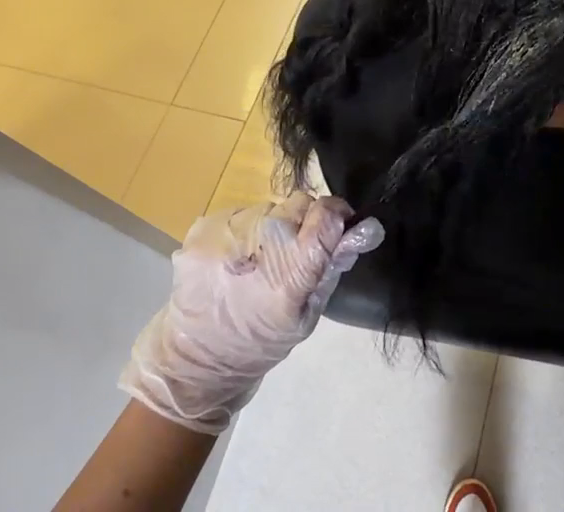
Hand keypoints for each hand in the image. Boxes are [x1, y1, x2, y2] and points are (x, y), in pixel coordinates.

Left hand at [119, 193, 382, 433]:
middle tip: (293, 252)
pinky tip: (234, 260)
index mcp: (290, 272)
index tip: (338, 225)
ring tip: (258, 260)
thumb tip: (368, 227)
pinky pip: (238, 212)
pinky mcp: (201, 228)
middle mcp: (259, 244)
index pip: (325, 215)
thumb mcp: (308, 316)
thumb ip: (334, 267)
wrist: (195, 361)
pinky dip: (242, 230)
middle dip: (304, 221)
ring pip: (268, 206)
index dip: (337, 214)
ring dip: (272, 225)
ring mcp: (226, 234)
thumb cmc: (261, 343)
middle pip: (299, 203)